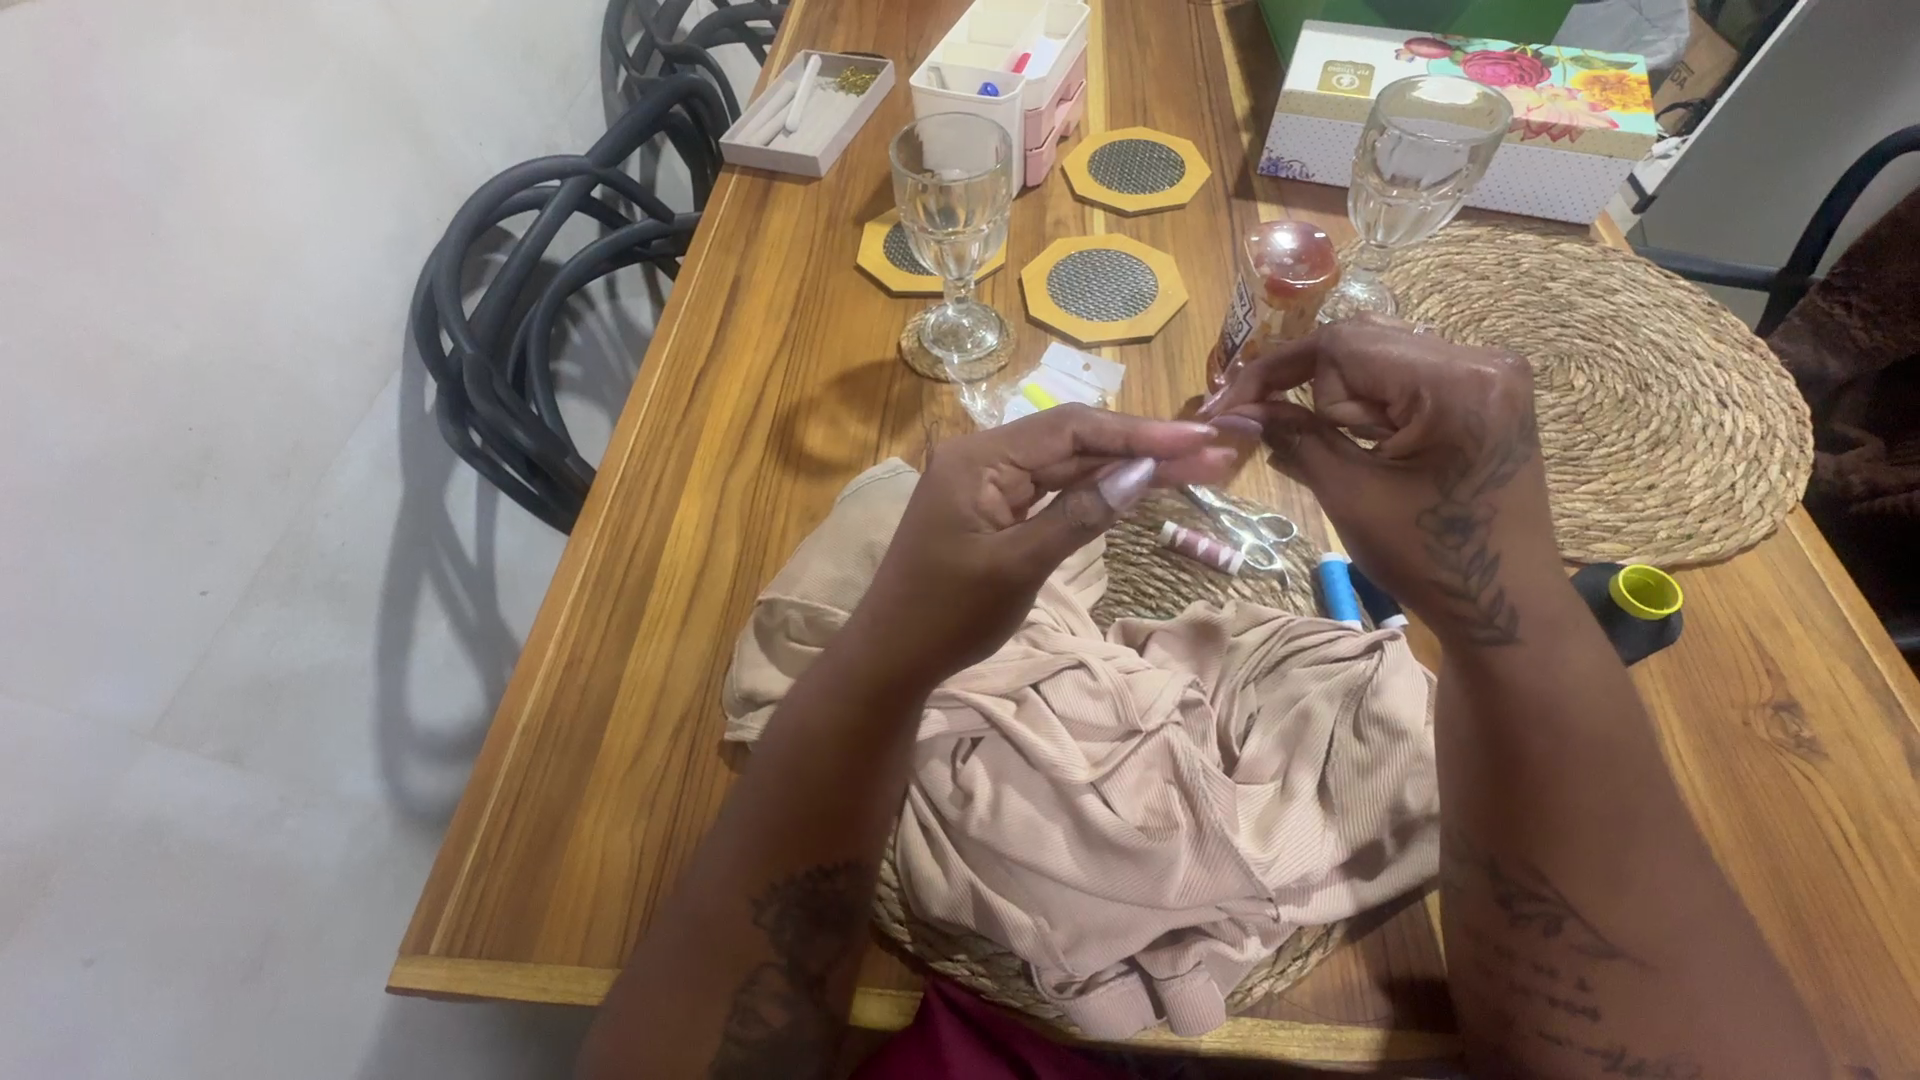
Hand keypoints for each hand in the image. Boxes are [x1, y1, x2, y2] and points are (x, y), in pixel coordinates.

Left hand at [843, 405, 1239, 688]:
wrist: (892, 656)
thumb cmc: (947, 615)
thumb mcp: (1018, 567)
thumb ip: (1080, 514)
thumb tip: (1141, 472)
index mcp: (980, 458)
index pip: (1071, 428)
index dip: (1139, 432)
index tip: (1198, 437)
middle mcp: (984, 457)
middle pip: (1075, 442)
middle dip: (1144, 448)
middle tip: (1214, 454)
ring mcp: (989, 482)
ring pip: (1068, 465)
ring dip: (1126, 468)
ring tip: (1196, 467)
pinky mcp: (995, 508)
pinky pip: (1052, 491)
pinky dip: (1094, 492)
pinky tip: (1140, 486)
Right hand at [1200, 315, 1561, 646]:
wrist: (1505, 602)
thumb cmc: (1428, 560)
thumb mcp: (1349, 494)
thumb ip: (1295, 437)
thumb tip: (1237, 411)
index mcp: (1455, 384)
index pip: (1342, 345)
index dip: (1275, 370)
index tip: (1229, 405)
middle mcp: (1481, 360)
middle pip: (1360, 342)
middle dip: (1304, 383)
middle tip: (1259, 422)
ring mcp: (1488, 374)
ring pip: (1377, 356)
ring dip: (1333, 397)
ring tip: (1318, 443)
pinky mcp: (1483, 393)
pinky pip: (1402, 376)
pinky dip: (1363, 403)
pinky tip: (1352, 438)